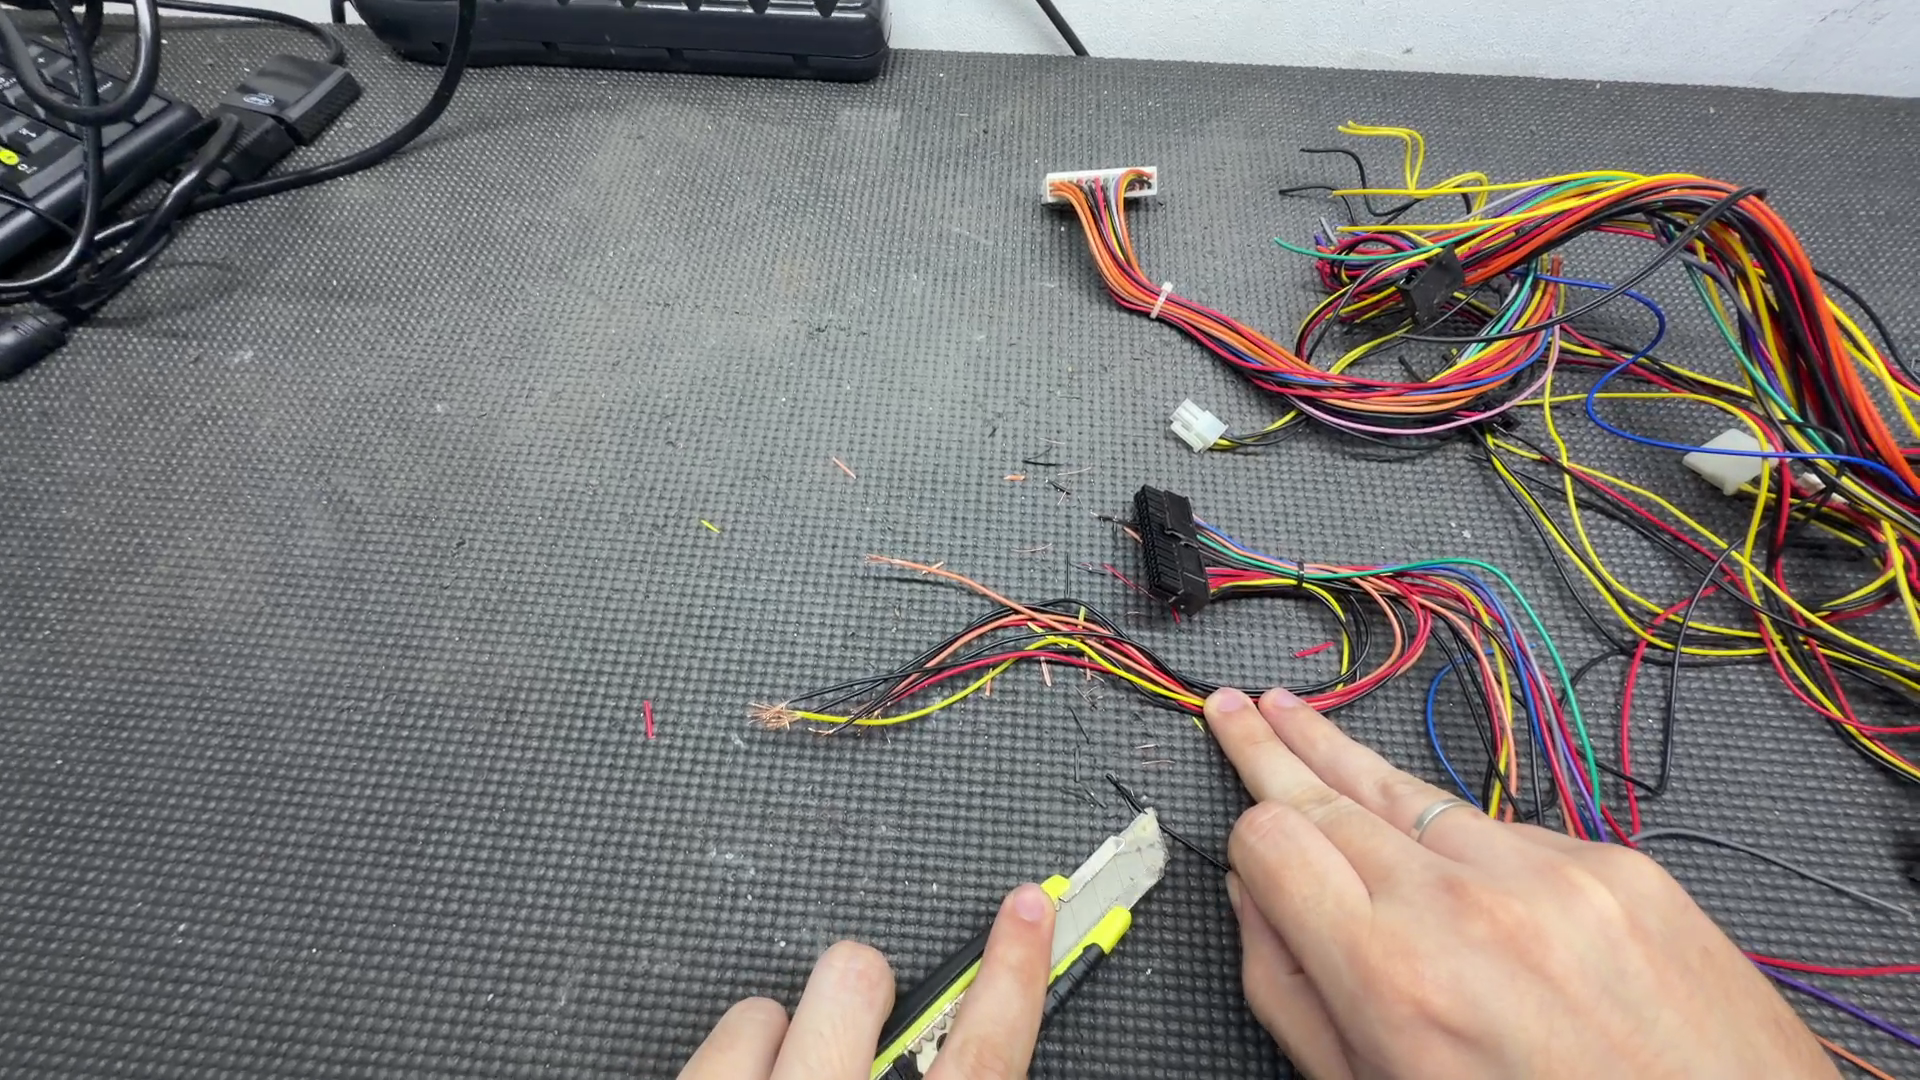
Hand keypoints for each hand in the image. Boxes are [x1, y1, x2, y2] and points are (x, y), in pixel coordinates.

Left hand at [677, 883, 1056, 1079]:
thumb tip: (969, 1044)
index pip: (984, 1061)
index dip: (1013, 973)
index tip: (1029, 906)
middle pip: (853, 980)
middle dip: (855, 991)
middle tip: (844, 1042)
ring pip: (761, 1010)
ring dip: (775, 1051)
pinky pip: (707, 1049)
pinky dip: (721, 1075)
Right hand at [1206, 686, 1839, 1079]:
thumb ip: (1284, 985)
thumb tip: (1249, 886)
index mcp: (1393, 979)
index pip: (1271, 839)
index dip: (1250, 841)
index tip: (1245, 837)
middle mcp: (1466, 909)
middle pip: (1328, 791)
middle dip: (1269, 748)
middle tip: (1232, 707)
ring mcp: (1551, 876)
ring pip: (1403, 789)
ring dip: (1342, 757)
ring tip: (1292, 713)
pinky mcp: (1619, 867)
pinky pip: (1496, 833)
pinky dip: (1462, 850)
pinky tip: (1466, 881)